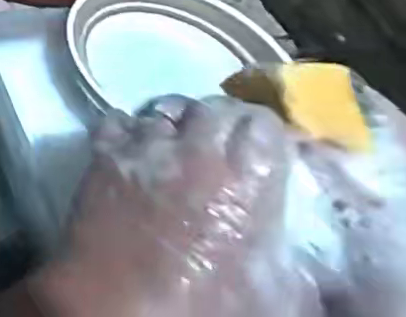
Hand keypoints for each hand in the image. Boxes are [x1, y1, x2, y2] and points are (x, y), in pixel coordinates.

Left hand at [34, 96, 320, 316]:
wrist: (123, 303)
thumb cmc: (211, 308)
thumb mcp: (282, 294)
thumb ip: (297, 258)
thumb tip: (304, 244)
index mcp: (246, 182)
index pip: (260, 123)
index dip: (267, 128)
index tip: (270, 142)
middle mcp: (191, 151)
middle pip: (210, 108)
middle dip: (224, 118)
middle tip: (229, 139)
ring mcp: (140, 146)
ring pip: (162, 109)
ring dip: (177, 120)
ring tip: (184, 140)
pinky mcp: (101, 150)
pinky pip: (117, 120)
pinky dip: (131, 127)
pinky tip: (139, 146)